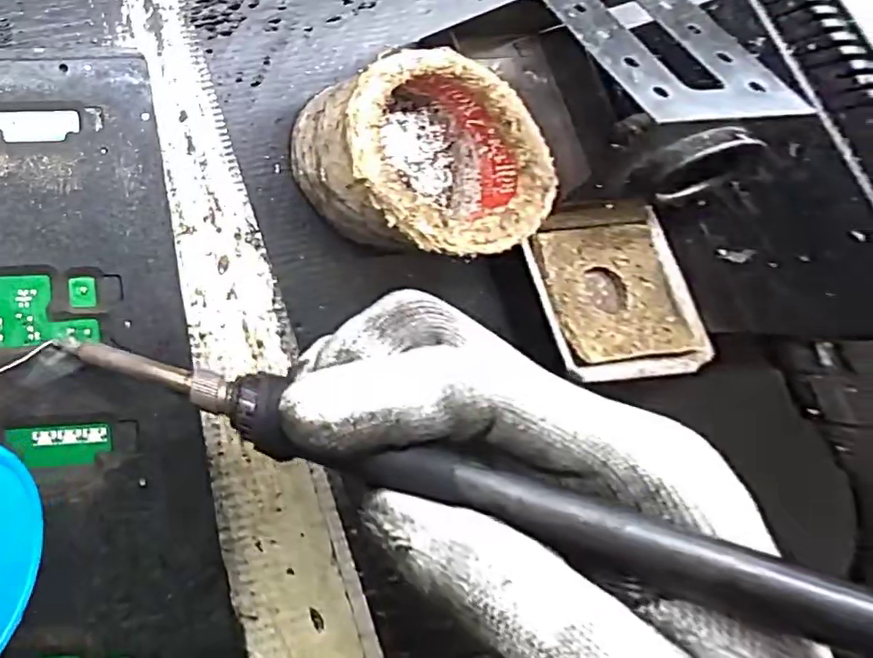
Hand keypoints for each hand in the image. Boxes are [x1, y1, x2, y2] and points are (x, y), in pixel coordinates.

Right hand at [279, 290, 825, 657]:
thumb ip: (537, 607)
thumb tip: (390, 509)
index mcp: (638, 470)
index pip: (472, 382)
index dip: (373, 394)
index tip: (304, 424)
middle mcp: (569, 426)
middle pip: (425, 333)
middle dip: (346, 369)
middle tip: (302, 427)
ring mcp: (517, 426)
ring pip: (393, 343)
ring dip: (333, 382)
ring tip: (318, 441)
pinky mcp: (471, 440)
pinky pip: (381, 377)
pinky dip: (334, 397)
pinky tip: (330, 440)